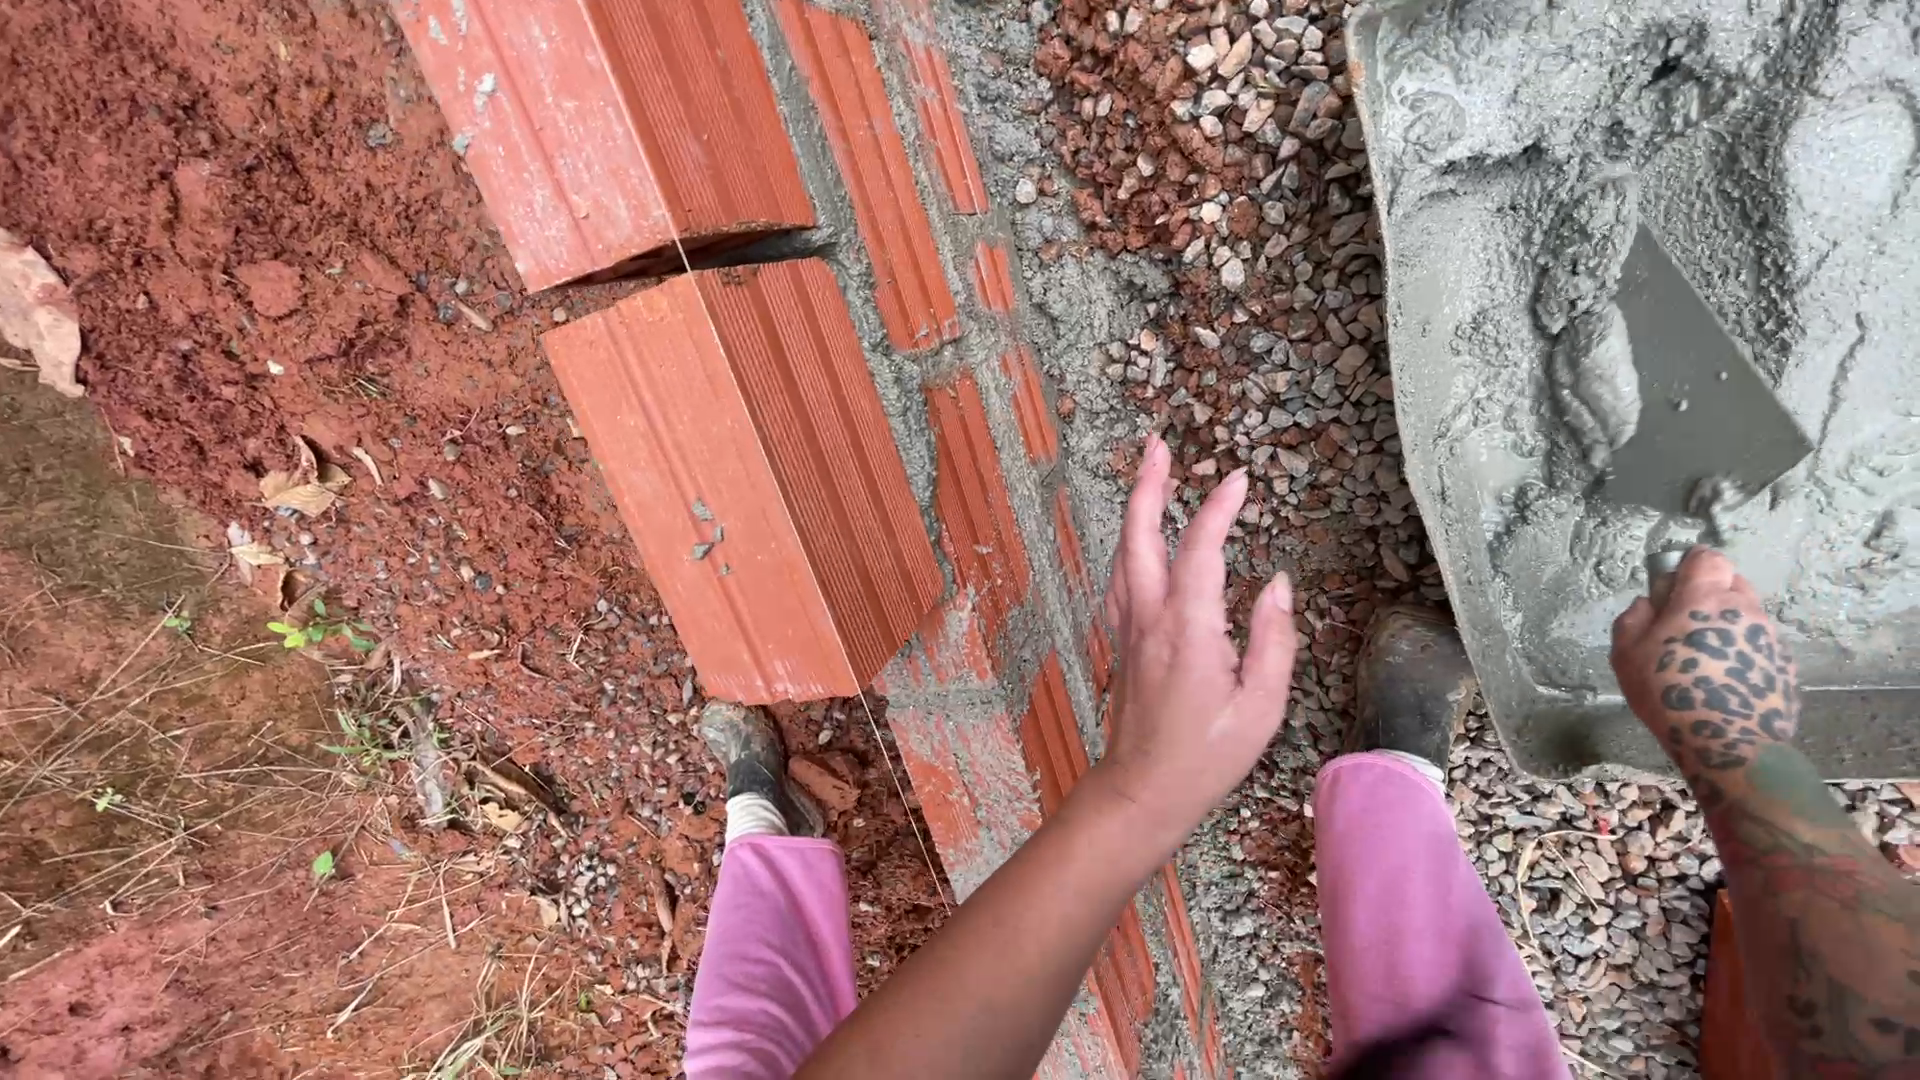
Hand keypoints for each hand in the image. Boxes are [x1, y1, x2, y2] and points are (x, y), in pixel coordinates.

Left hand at [1093, 435, 1296, 847]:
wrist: (1142, 788)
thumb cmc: (1206, 755)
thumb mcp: (1262, 706)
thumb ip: (1273, 639)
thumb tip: (1279, 584)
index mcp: (1187, 631)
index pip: (1200, 551)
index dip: (1218, 509)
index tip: (1239, 478)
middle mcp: (1148, 619)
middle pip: (1139, 537)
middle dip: (1148, 486)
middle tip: (1158, 445)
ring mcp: (1127, 628)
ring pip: (1122, 554)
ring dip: (1135, 511)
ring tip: (1150, 476)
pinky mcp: (1121, 640)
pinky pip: (1119, 579)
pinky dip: (1128, 546)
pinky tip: (1137, 540)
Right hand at [1610, 547, 1798, 779]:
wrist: (1724, 741)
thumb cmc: (1664, 688)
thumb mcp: (1624, 651)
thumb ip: (1633, 617)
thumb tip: (1649, 604)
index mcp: (1704, 600)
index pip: (1709, 558)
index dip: (1689, 562)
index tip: (1670, 580)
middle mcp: (1745, 611)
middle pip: (1733, 581)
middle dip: (1707, 589)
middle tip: (1679, 617)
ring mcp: (1770, 638)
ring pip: (1746, 613)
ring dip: (1723, 621)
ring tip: (1698, 652)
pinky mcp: (1783, 664)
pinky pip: (1756, 642)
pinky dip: (1737, 647)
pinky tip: (1718, 674)